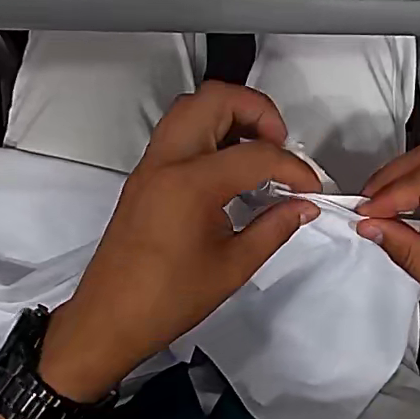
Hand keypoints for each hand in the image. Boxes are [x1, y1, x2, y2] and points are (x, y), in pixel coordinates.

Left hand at [39, 82, 323, 401]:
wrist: (109, 319)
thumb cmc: (167, 299)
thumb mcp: (233, 266)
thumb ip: (274, 227)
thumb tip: (303, 206)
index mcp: (190, 184)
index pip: (256, 154)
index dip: (294, 168)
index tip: (310, 188)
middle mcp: (166, 161)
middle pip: (216, 98)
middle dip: (259, 111)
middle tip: (280, 145)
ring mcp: (151, 165)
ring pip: (193, 107)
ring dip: (230, 115)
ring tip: (257, 150)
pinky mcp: (144, 175)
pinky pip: (178, 131)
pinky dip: (209, 132)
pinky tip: (230, 166)